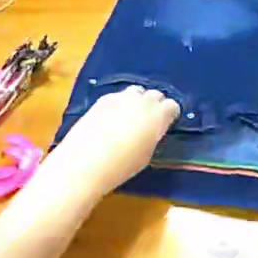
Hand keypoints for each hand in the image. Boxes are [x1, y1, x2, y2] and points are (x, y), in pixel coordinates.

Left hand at [29, 86, 179, 212]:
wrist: (85, 162)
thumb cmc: (121, 166)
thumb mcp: (147, 154)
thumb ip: (153, 135)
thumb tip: (152, 130)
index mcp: (159, 115)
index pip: (172, 106)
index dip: (170, 115)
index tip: (165, 124)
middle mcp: (143, 100)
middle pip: (156, 94)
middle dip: (155, 105)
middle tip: (149, 121)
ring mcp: (122, 97)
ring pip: (137, 91)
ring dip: (138, 100)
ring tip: (130, 117)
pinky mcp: (104, 98)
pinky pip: (119, 96)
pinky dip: (120, 104)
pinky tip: (111, 118)